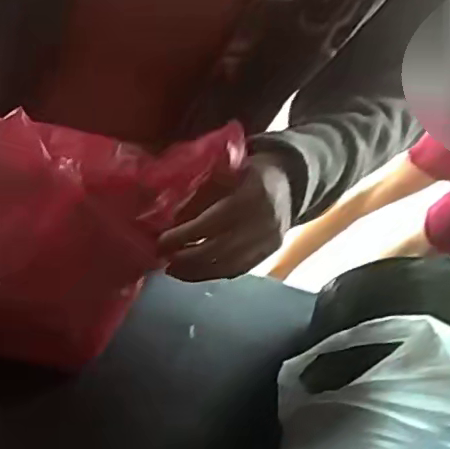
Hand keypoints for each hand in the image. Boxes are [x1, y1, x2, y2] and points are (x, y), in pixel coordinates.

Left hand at [157, 153, 295, 281]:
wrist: (289, 183)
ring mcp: (268, 239)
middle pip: (215, 250)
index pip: (210, 223)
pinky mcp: (268, 253)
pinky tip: (190, 272)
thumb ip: (198, 196)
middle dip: (183, 258)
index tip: (160, 242)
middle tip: (162, 259)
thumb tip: (168, 222)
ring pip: (223, 266)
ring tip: (171, 268)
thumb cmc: (244, 177)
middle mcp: (264, 220)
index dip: (182, 236)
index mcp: (251, 195)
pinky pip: (234, 271)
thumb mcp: (224, 174)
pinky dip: (208, 274)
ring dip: (192, 271)